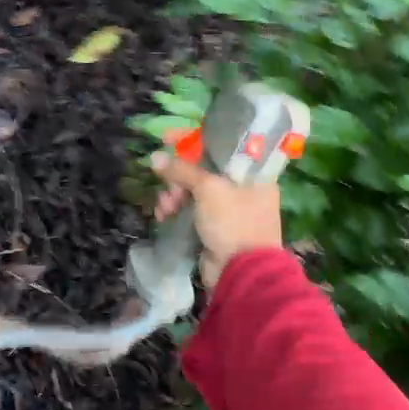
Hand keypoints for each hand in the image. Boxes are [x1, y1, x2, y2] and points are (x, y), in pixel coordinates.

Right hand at [154, 152, 284, 288]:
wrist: (242, 271)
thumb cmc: (234, 223)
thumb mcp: (208, 189)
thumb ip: (181, 170)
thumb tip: (155, 157)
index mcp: (253, 175)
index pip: (221, 146)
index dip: (193, 139)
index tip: (166, 138)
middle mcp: (242, 189)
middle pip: (200, 169)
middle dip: (177, 176)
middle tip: (167, 184)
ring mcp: (227, 209)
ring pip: (190, 190)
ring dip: (172, 194)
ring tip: (166, 207)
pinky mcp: (213, 226)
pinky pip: (188, 208)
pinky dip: (174, 209)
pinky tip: (164, 216)